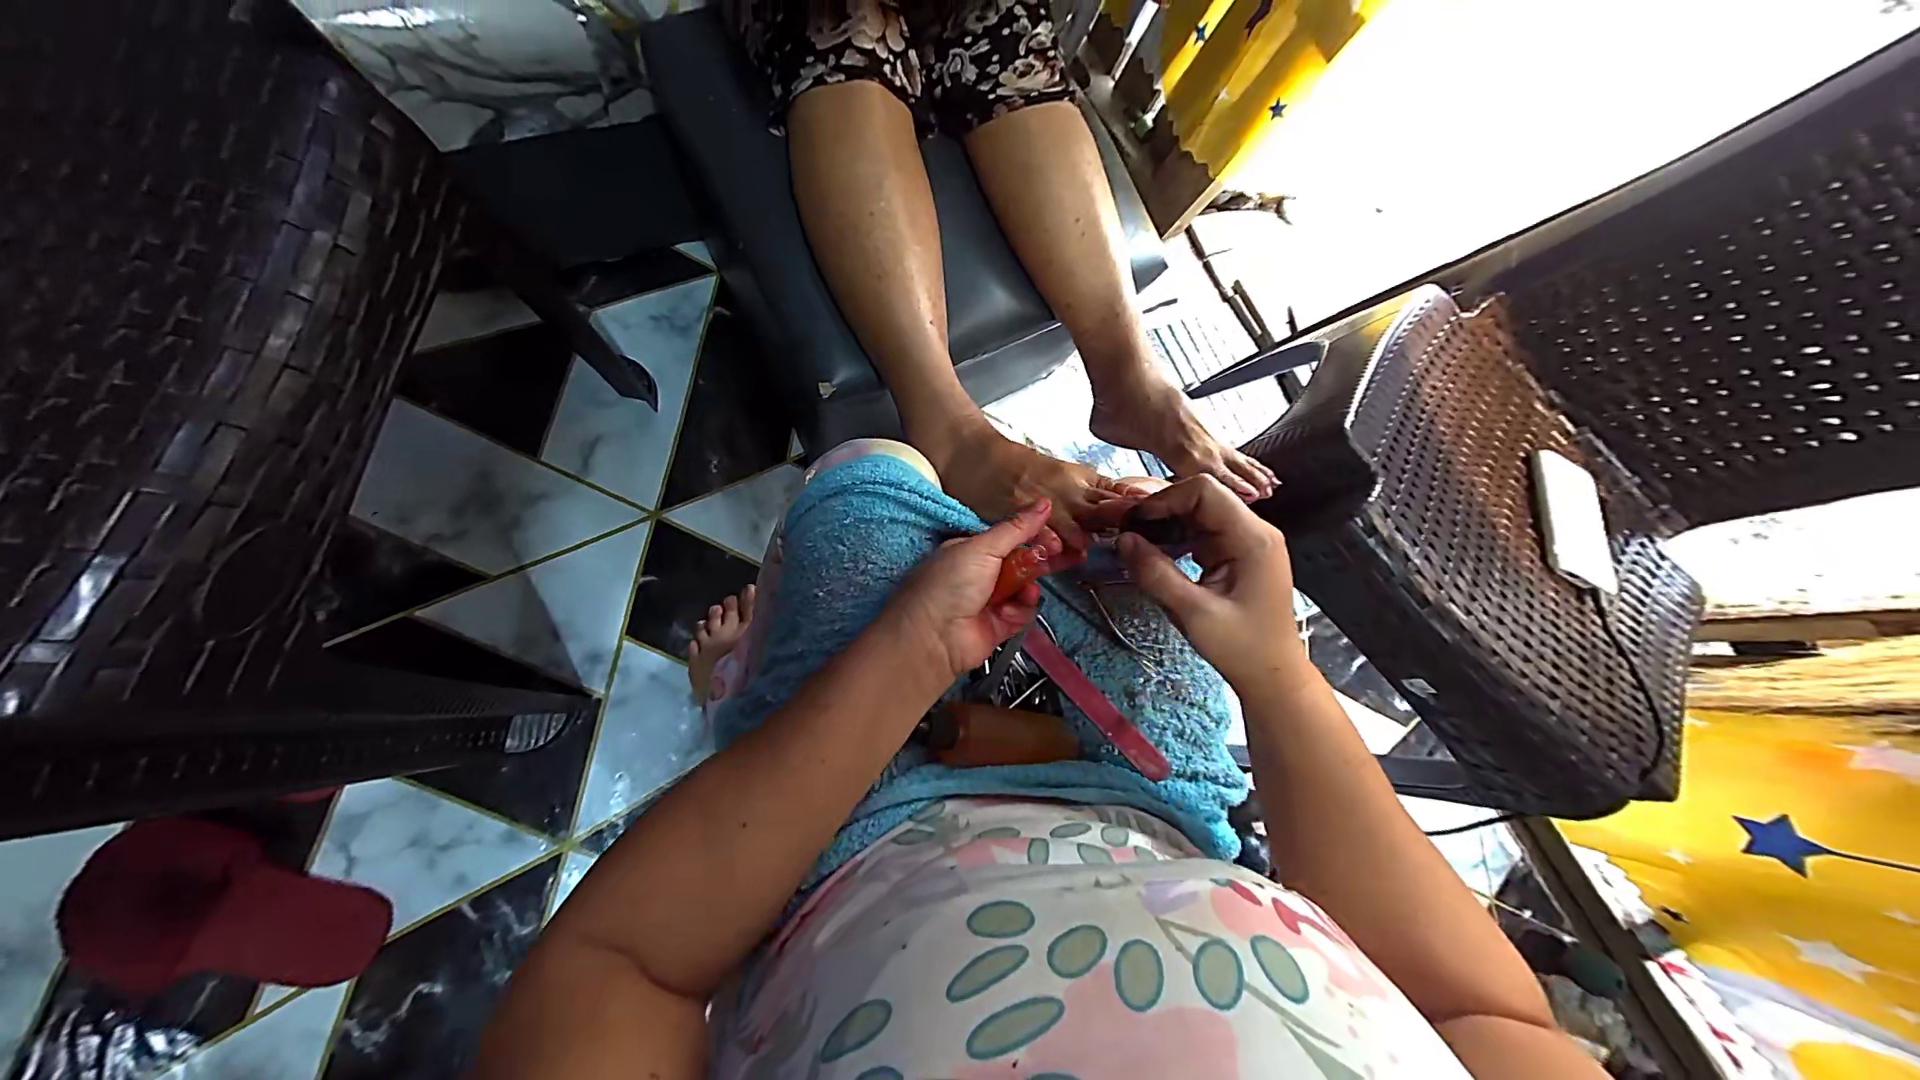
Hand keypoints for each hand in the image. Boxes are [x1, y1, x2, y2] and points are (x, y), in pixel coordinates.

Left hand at [882, 500, 1064, 679]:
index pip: (1011, 536)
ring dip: (1029, 587)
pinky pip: (1023, 612)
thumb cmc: (948, 584)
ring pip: (1027, 586)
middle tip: (1066, 556)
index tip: (1055, 536)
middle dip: (1043, 558)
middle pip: (1023, 560)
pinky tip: (1009, 610)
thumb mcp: (982, 548)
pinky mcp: (999, 623)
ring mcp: (990, 599)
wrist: (933, 637)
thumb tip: (1043, 503)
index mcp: (972, 548)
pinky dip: (1021, 610)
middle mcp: (981, 572)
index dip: (1035, 534)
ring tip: (1025, 590)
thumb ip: (1016, 528)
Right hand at [1110, 475, 1304, 686]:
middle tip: (1128, 531)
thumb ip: (1156, 573)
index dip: (1164, 499)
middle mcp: (1252, 531)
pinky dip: (1175, 537)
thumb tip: (1123, 540)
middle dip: (1161, 510)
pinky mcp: (1235, 553)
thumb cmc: (1242, 648)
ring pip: (1197, 513)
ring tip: (1136, 542)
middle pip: (1200, 497)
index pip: (1204, 491)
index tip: (1135, 520)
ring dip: (1165, 523)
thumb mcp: (1193, 613)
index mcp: (1252, 538)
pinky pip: (1200, 531)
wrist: (1272, 675)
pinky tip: (1155, 552)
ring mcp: (1244, 541)